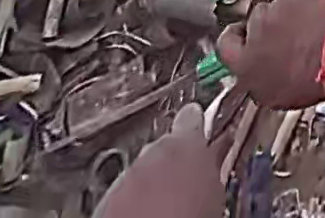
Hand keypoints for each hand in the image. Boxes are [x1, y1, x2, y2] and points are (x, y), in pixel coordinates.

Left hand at [92, 105, 222, 217]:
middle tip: (184, 180)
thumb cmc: (190, 217)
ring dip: (151, 180)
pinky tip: (141, 216)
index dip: (196, 122)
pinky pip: (123, 193)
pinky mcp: (105, 202)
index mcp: (185, 143)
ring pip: (142, 170)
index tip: (201, 124)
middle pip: (164, 146)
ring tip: (162, 204)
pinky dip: (131, 201)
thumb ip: (214, 162)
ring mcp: (126, 177)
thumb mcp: (215, 190)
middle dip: (172, 159)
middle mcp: (152, 152)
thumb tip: (219, 148)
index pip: (191, 116)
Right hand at [216, 0, 324, 108]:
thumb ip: (255, 78)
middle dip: (267, 26)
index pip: (225, 43)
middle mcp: (255, 30)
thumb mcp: (273, 95)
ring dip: (286, 13)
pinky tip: (313, 13)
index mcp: (244, 61)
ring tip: (305, 26)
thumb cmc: (311, 81)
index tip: (244, 38)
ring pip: (275, 5)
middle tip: (286, 37)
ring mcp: (275, 7)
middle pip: (254, 21)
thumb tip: (254, 68)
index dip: (236, 39)